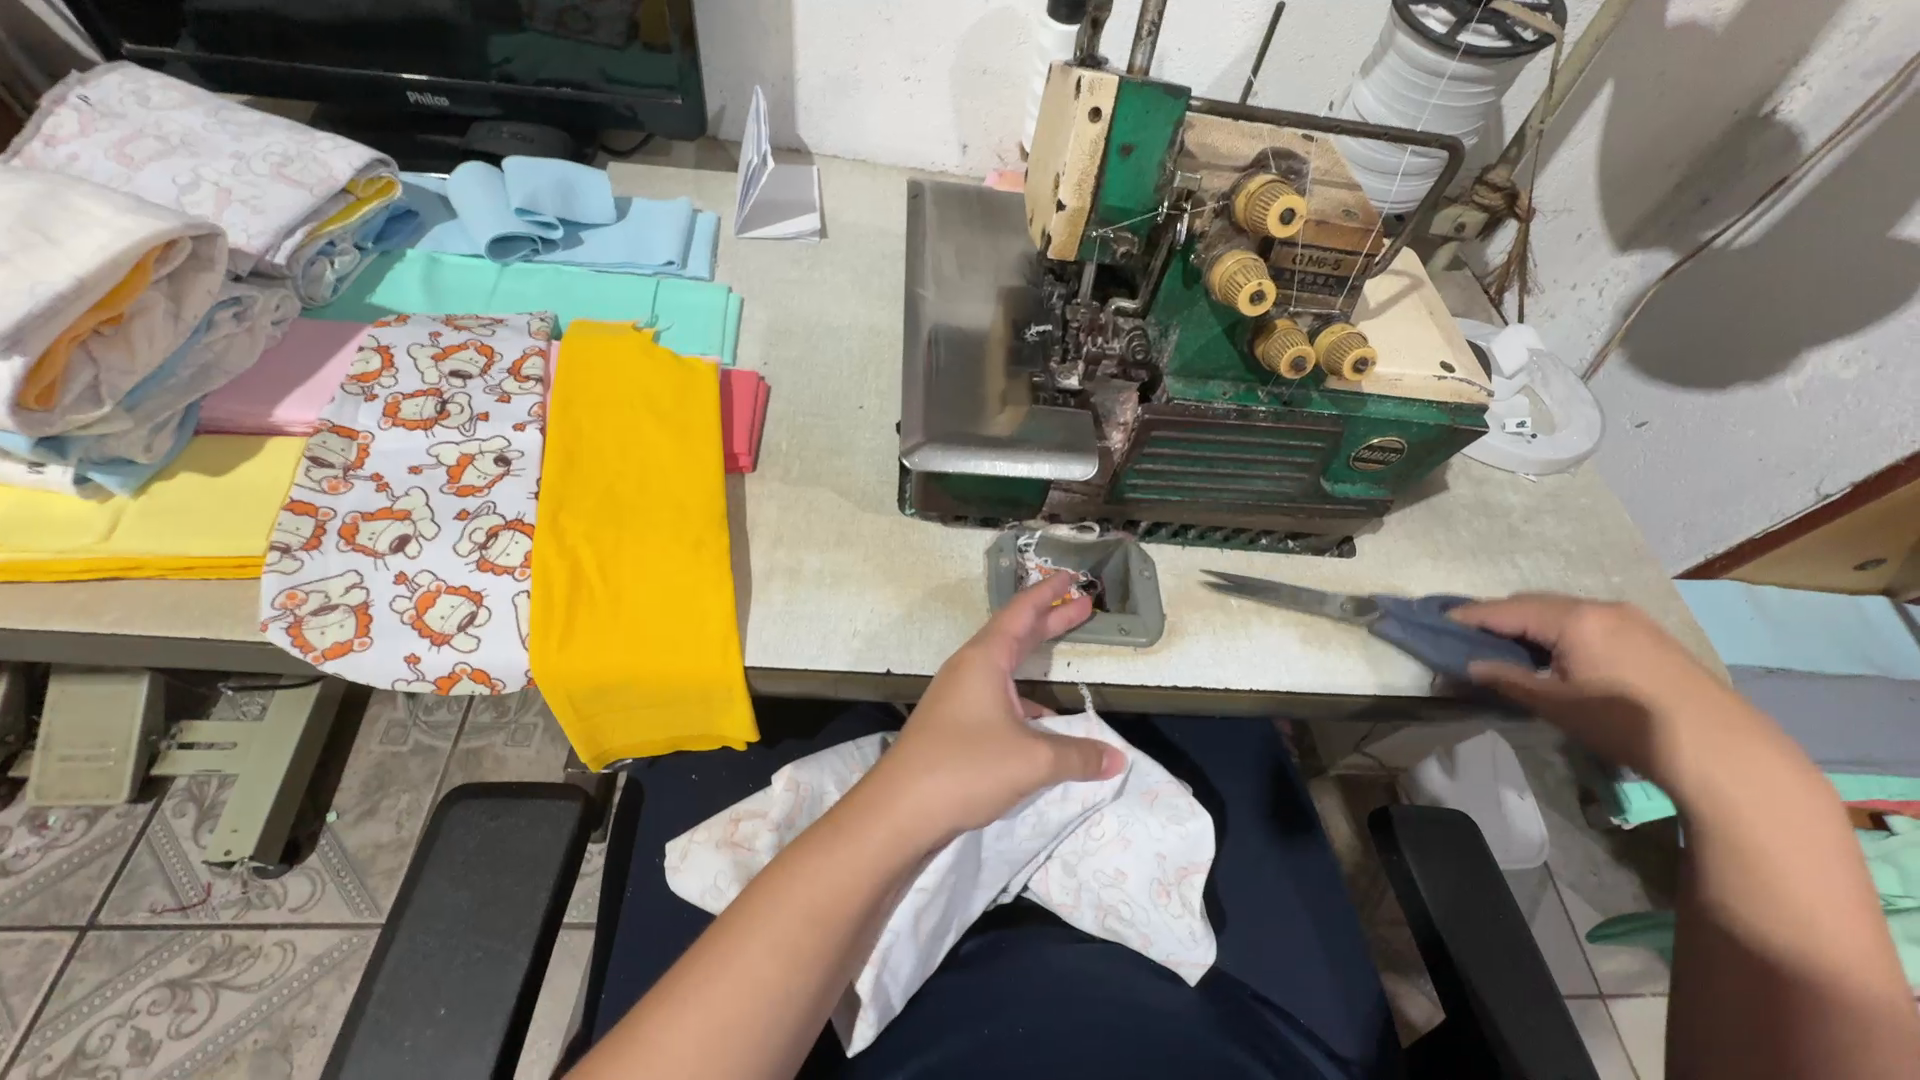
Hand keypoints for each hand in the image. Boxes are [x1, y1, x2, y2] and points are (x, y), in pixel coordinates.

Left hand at [861, 573, 1126, 843]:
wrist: (899, 810)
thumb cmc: (965, 768)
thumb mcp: (1032, 760)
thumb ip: (1078, 756)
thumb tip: (1116, 759)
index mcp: (984, 660)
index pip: (1021, 613)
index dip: (1048, 594)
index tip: (1071, 578)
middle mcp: (968, 671)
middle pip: (1013, 635)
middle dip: (1049, 621)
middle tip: (1082, 607)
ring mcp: (956, 699)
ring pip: (1002, 670)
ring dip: (1033, 664)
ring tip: (1063, 667)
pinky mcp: (952, 727)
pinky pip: (995, 700)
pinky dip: (1022, 702)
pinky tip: (1040, 724)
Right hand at [1451, 594, 1778, 788]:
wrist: (1718, 747)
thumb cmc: (1624, 723)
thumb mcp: (1555, 704)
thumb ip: (1507, 680)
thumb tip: (1470, 666)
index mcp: (1574, 619)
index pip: (1505, 610)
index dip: (1468, 617)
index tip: (1436, 624)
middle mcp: (1600, 606)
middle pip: (1533, 603)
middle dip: (1498, 617)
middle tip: (1468, 639)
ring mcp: (1629, 617)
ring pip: (1561, 611)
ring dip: (1529, 624)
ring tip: (1506, 648)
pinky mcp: (1647, 633)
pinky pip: (1586, 620)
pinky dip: (1558, 630)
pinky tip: (1553, 654)